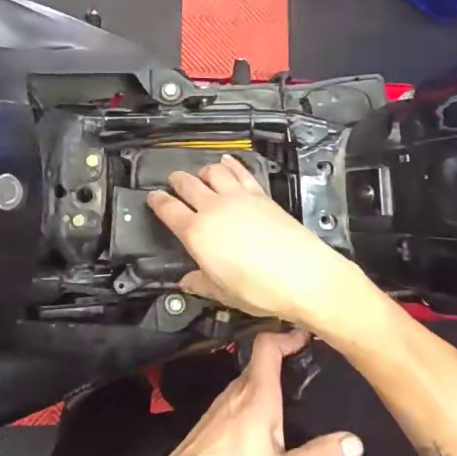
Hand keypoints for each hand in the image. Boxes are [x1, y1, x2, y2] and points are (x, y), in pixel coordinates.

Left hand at [145, 331, 363, 455]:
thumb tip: (356, 442)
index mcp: (257, 395)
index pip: (268, 346)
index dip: (287, 335)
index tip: (307, 337)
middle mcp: (236, 392)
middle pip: (259, 361)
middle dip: (283, 357)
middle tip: (306, 364)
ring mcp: (218, 406)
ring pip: (246, 380)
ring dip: (267, 377)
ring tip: (289, 390)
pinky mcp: (208, 423)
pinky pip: (235, 397)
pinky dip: (253, 395)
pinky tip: (261, 421)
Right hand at [146, 155, 380, 333]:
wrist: (303, 275)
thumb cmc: (260, 288)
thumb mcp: (222, 293)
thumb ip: (201, 282)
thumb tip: (188, 281)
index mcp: (197, 233)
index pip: (168, 210)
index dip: (158, 201)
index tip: (154, 197)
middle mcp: (215, 209)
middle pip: (189, 184)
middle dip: (178, 180)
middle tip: (173, 180)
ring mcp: (240, 198)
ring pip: (215, 171)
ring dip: (204, 170)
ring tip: (201, 172)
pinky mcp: (262, 195)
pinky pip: (242, 173)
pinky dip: (233, 165)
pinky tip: (229, 162)